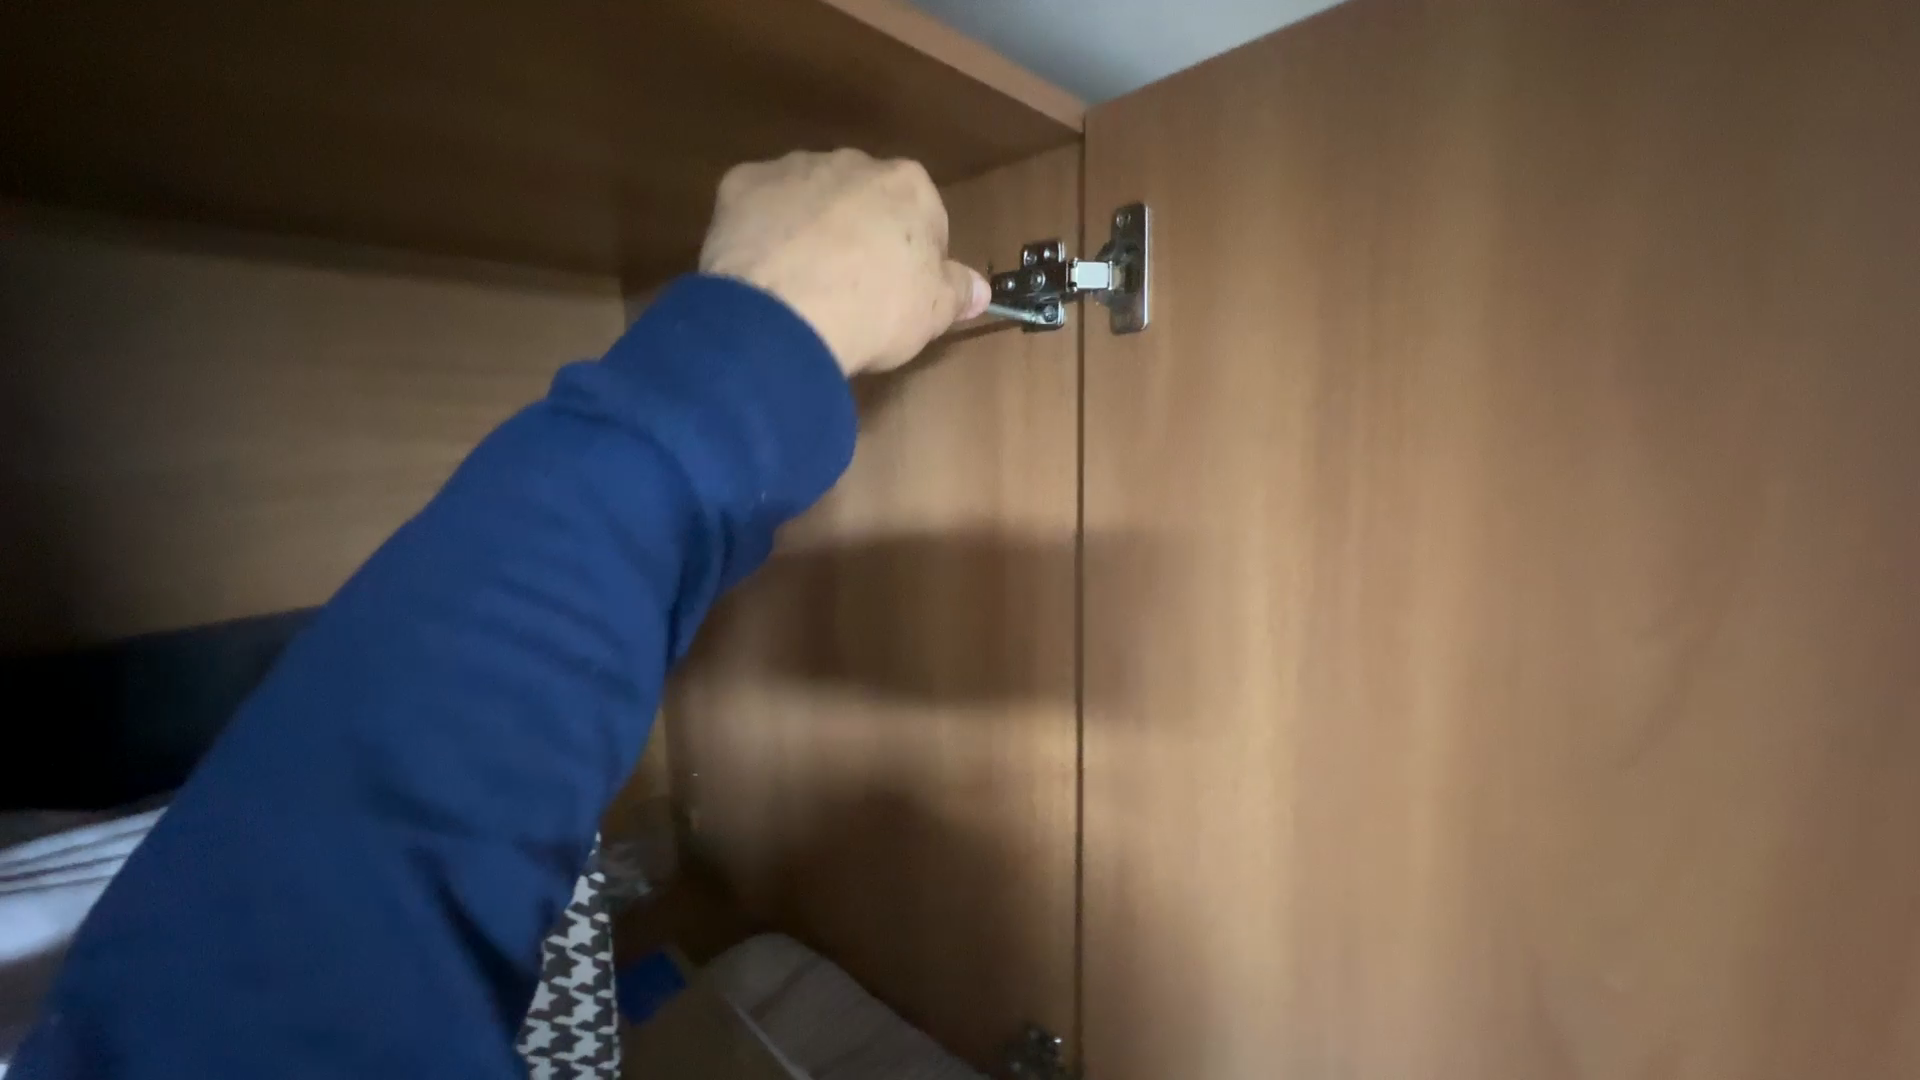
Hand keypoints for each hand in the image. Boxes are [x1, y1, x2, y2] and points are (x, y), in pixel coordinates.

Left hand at [699, 149, 990, 375]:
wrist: (786, 316)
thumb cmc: (875, 311)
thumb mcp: (933, 313)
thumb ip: (959, 292)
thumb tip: (980, 289)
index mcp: (909, 186)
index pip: (926, 219)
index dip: (916, 261)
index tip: (903, 296)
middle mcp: (854, 162)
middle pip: (866, 201)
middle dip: (863, 237)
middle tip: (854, 293)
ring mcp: (794, 168)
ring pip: (812, 199)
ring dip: (813, 231)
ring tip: (805, 287)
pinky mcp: (742, 184)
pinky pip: (762, 208)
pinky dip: (765, 233)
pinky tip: (766, 273)